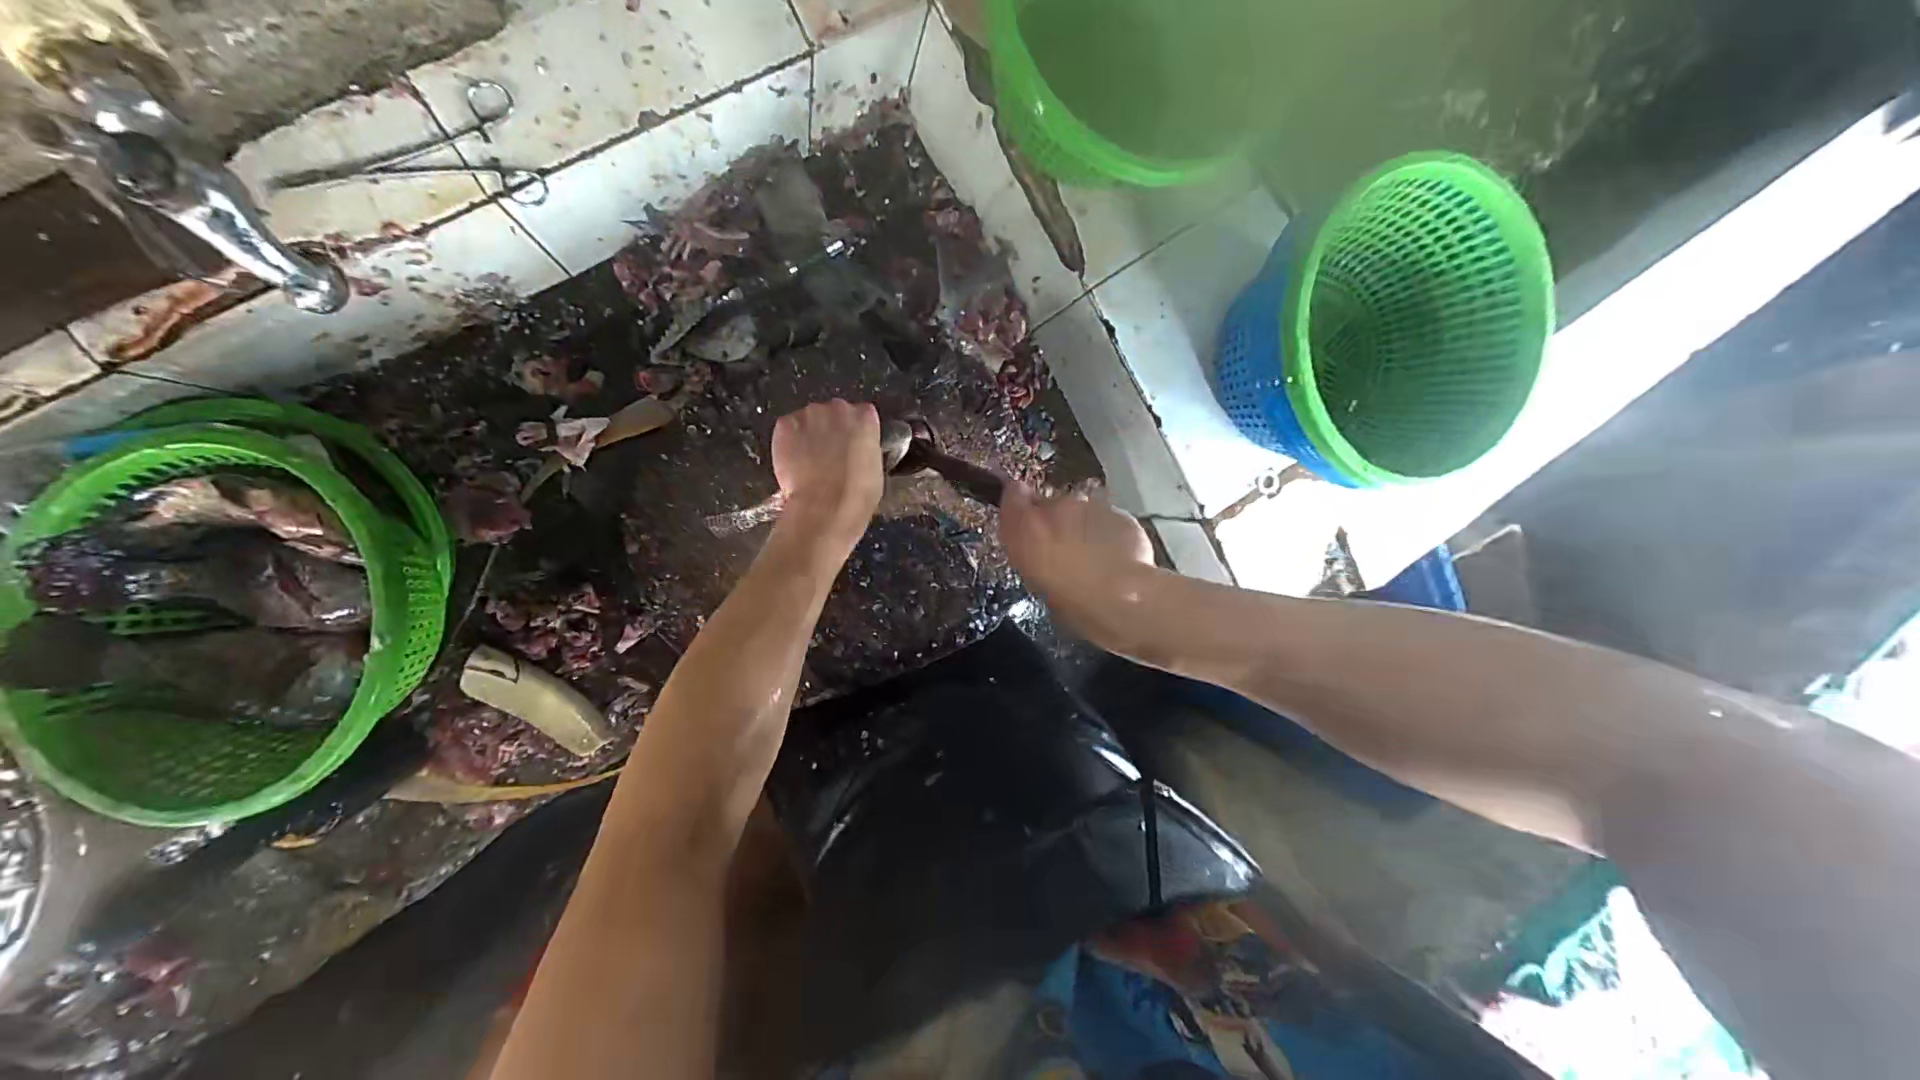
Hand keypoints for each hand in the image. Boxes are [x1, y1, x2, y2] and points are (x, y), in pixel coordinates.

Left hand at [771, 399, 883, 548]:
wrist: (826, 506)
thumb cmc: (856, 494)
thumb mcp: (875, 468)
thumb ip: (866, 449)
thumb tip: (857, 451)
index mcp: (865, 417)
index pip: (861, 414)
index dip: (854, 432)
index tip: (850, 446)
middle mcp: (838, 408)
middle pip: (833, 413)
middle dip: (830, 431)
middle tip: (829, 456)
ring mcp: (809, 415)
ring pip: (808, 420)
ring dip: (808, 436)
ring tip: (809, 464)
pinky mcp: (786, 425)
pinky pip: (787, 429)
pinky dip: (788, 442)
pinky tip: (794, 464)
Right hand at [999, 481, 1153, 607]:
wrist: (1119, 597)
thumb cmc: (1069, 599)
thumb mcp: (1034, 578)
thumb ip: (1028, 546)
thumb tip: (1032, 534)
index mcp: (1027, 526)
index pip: (1013, 495)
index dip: (1018, 499)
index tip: (1024, 510)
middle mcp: (1056, 507)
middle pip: (1052, 505)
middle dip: (1056, 521)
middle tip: (1066, 551)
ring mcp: (1090, 506)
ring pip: (1083, 512)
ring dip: (1084, 527)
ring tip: (1094, 558)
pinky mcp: (1119, 513)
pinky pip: (1108, 521)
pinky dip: (1108, 533)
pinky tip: (1114, 557)